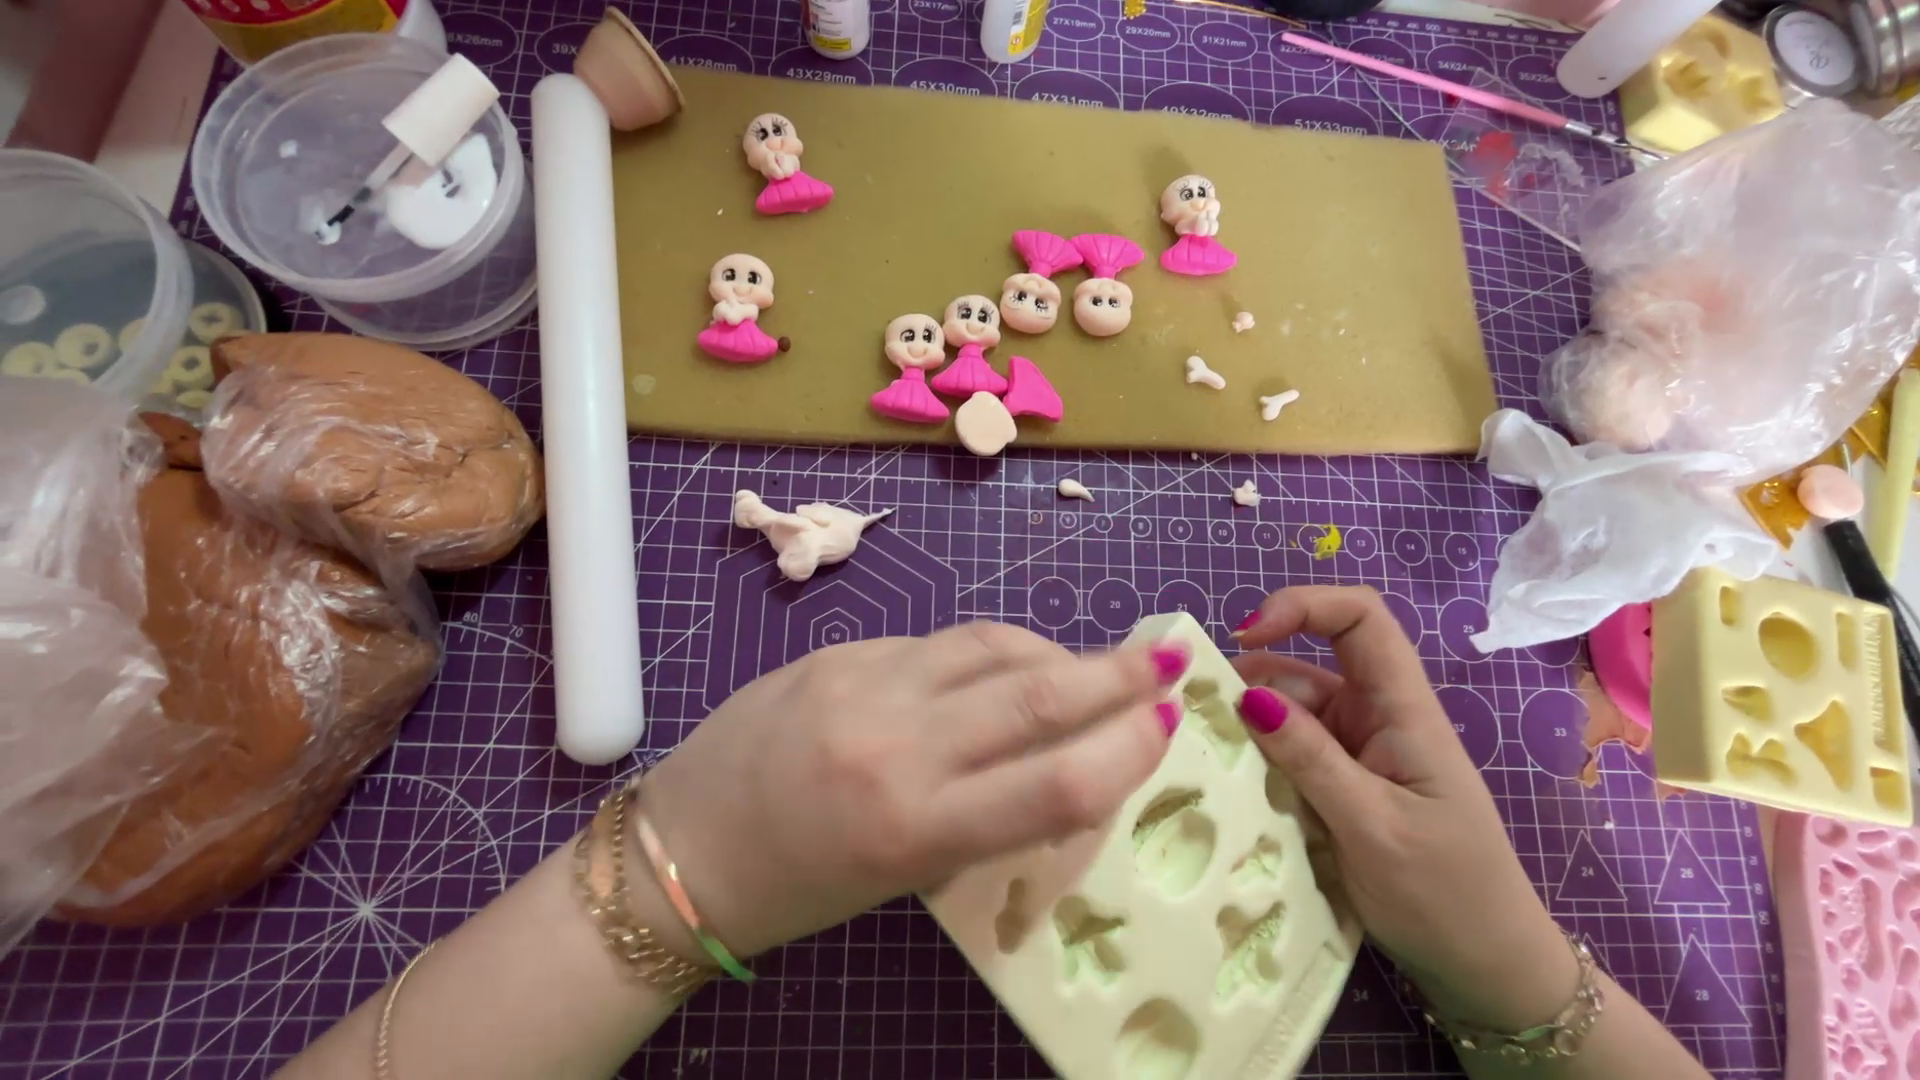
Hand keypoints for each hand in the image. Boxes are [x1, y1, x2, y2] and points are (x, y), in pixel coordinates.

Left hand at [639, 622, 1186, 957]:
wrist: (683, 847)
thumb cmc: (802, 887)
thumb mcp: (909, 872)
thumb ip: (989, 811)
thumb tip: (1070, 759)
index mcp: (915, 827)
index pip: (1058, 779)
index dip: (1129, 746)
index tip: (1168, 721)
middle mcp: (895, 743)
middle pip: (1034, 691)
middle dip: (1115, 673)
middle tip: (1165, 657)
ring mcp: (861, 683)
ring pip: (988, 644)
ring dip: (1051, 649)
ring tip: (1086, 660)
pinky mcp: (836, 650)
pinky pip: (934, 641)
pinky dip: (985, 650)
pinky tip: (1002, 661)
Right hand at [1231, 586, 1577, 1031]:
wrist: (1488, 970)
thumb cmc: (1445, 896)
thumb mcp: (1371, 827)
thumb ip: (1310, 759)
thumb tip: (1248, 696)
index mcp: (1403, 711)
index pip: (1361, 619)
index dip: (1303, 605)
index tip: (1245, 635)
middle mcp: (1378, 717)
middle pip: (1308, 664)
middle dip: (1252, 677)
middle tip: (1198, 714)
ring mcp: (1358, 750)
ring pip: (1290, 710)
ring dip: (1249, 723)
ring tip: (1206, 753)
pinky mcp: (1341, 781)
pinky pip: (1290, 749)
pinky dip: (1258, 755)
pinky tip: (1231, 780)